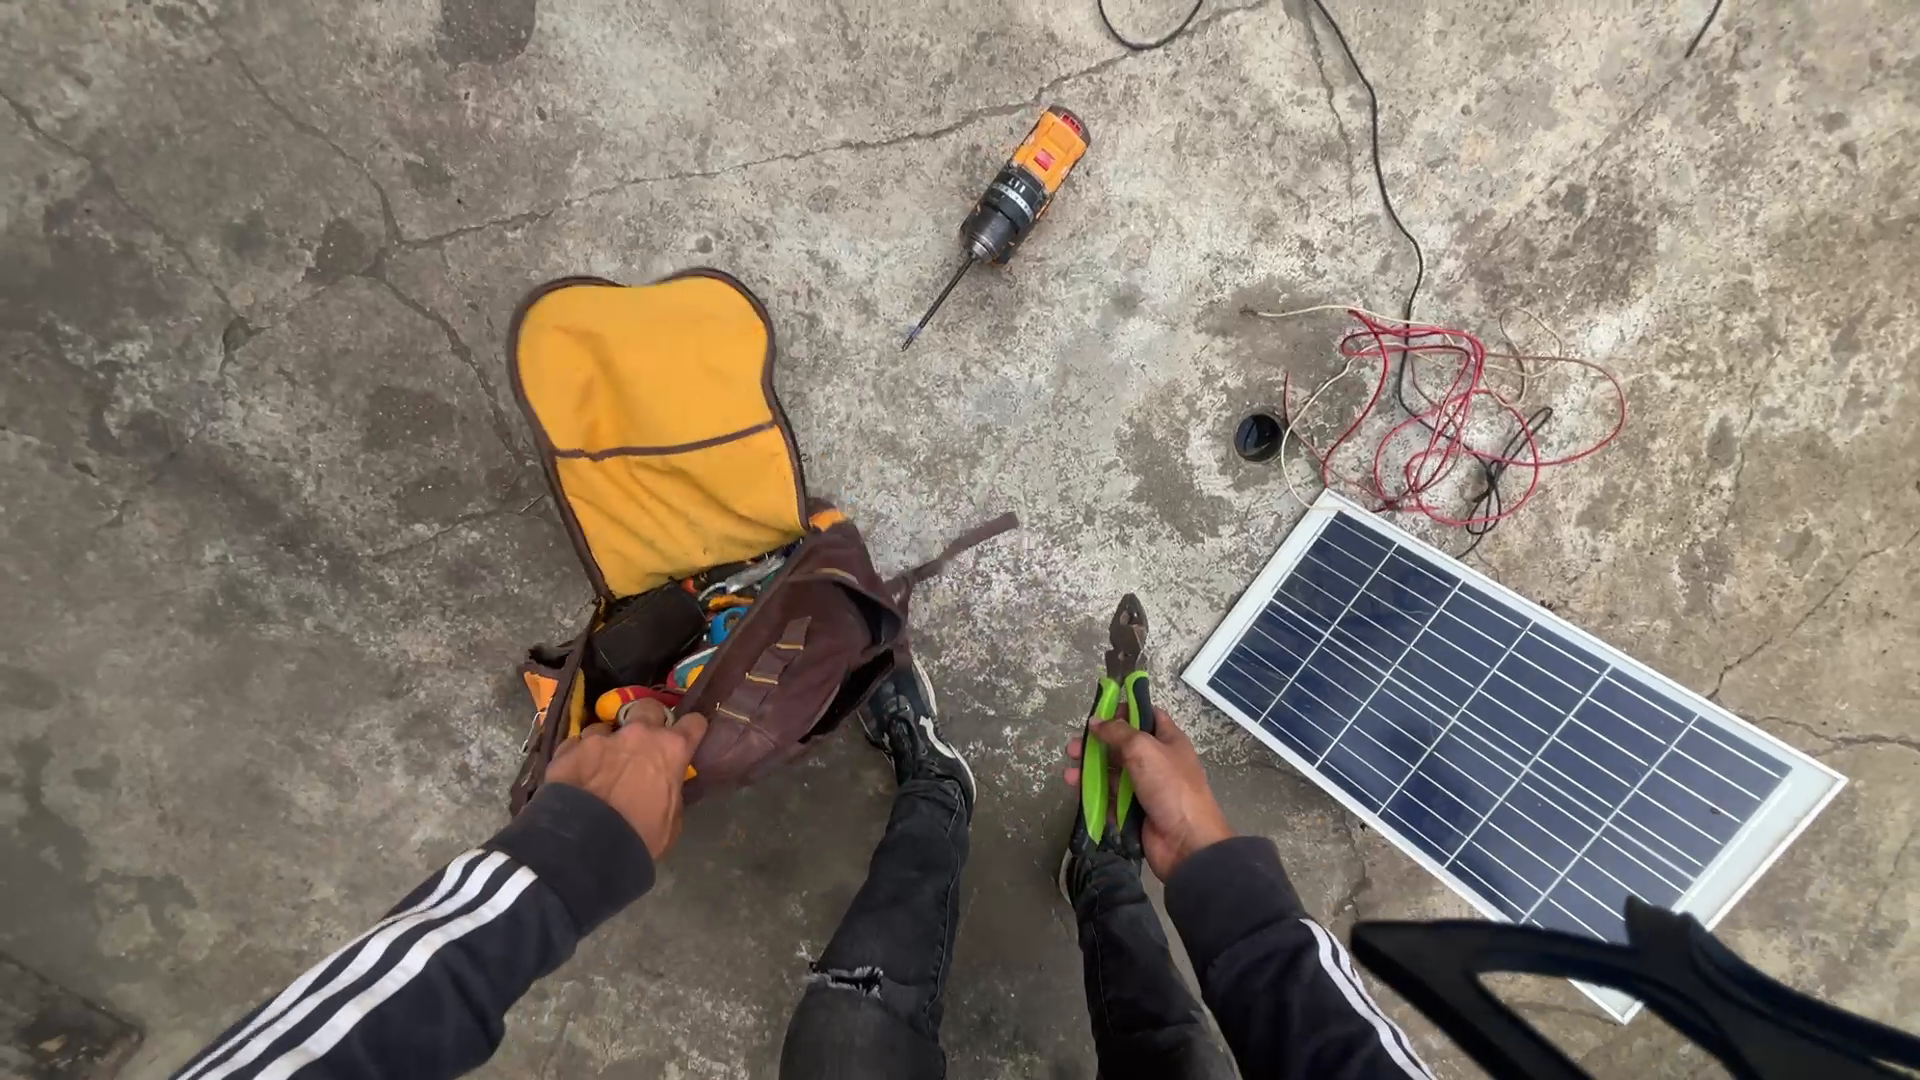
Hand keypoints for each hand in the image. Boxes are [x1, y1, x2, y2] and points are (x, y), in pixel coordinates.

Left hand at [547, 699, 708, 859]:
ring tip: (601, 762)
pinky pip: (577, 744)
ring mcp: (601, 738)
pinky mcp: (569, 749)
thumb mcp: (671, 821)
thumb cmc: (639, 836)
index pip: (694, 722)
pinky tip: (576, 773)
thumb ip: (672, 793)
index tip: (688, 739)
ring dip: (607, 741)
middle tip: (642, 741)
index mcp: (671, 749)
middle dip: (647, 719)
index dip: (691, 730)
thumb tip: (667, 787)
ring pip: (607, 726)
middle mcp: (639, 734)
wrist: (582, 846)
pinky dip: (579, 755)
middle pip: (649, 708)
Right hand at [1065, 707, 1232, 879]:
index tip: (1101, 713)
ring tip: (1068, 774)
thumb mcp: (1143, 749)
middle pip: (1122, 745)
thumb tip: (1096, 722)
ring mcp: (1146, 787)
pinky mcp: (1135, 811)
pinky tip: (1077, 791)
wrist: (1187, 843)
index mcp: (1168, 740)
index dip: (1125, 711)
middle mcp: (1157, 761)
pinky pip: (1111, 797)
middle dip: (1097, 744)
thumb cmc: (1170, 786)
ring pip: (1112, 773)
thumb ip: (1117, 732)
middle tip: (1073, 747)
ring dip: (1090, 770)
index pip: (1147, 716)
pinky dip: (1094, 793)